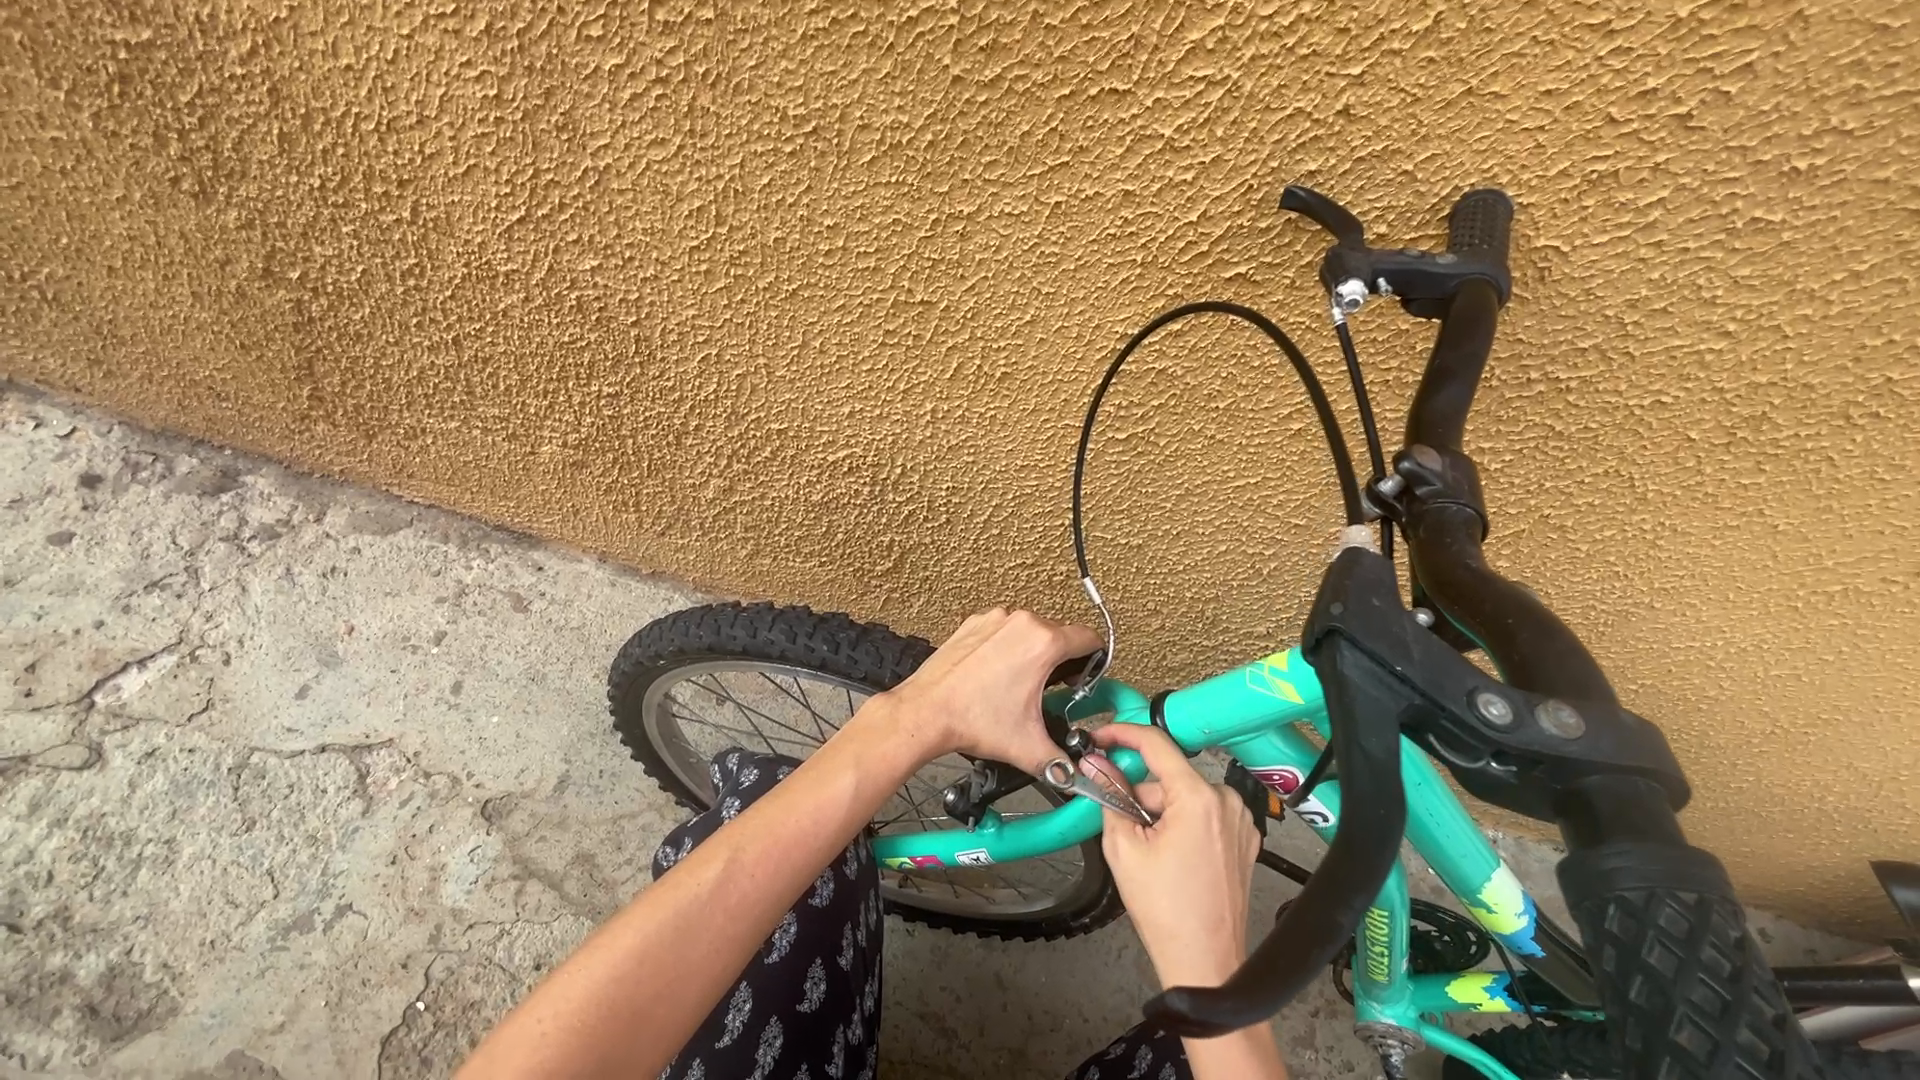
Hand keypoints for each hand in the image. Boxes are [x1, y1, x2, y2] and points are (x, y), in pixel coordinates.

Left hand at [864, 608, 1101, 772]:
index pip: (1088, 638)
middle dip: (1061, 661)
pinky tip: (997, 675)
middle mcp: (1021, 623)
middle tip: (1052, 689)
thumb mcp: (1029, 747)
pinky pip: (1003, 631)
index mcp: (1043, 643)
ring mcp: (995, 620)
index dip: (1095, 658)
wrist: (926, 712)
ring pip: (1030, 631)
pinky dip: (1006, 647)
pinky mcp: (974, 624)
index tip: (1089, 673)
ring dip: (1032, 653)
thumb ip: (1063, 763)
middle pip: (1059, 635)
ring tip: (1020, 685)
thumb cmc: (970, 719)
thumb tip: (1077, 775)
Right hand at [1095, 724, 1260, 988]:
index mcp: (1198, 797)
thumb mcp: (1123, 846)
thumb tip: (1098, 764)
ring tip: (1147, 851)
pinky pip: (1203, 813)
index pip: (1155, 743)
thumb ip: (1110, 794)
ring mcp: (1240, 820)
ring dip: (1159, 810)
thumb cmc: (1167, 911)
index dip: (1121, 734)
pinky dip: (1181, 822)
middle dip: (1138, 793)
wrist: (1205, 961)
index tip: (1100, 736)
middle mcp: (1226, 801)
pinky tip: (1169, 854)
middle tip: (1117, 820)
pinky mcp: (1244, 838)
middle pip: (1168, 776)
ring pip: (1184, 795)